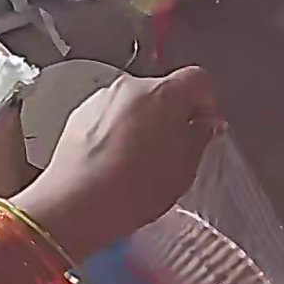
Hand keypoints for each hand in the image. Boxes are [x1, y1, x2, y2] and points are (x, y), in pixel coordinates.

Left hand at [16, 66, 221, 256]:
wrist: (75, 204)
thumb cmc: (136, 188)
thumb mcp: (184, 169)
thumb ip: (200, 138)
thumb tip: (204, 124)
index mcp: (164, 93)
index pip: (199, 79)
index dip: (208, 103)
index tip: (204, 128)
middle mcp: (131, 86)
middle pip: (164, 91)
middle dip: (173, 115)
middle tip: (172, 152)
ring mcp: (101, 99)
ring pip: (135, 104)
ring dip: (144, 124)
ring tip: (139, 162)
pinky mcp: (78, 115)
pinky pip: (110, 116)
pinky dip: (118, 132)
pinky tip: (114, 163)